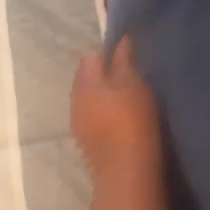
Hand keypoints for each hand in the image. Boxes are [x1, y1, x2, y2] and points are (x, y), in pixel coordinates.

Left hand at [72, 36, 164, 180]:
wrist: (126, 168)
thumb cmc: (133, 118)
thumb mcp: (133, 83)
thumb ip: (124, 61)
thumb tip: (121, 41)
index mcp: (85, 82)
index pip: (91, 56)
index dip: (109, 51)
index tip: (129, 54)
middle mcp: (75, 100)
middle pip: (87, 77)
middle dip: (104, 72)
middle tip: (130, 73)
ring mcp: (78, 123)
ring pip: (89, 97)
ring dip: (104, 93)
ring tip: (127, 96)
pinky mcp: (86, 141)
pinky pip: (92, 115)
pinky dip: (104, 110)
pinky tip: (120, 117)